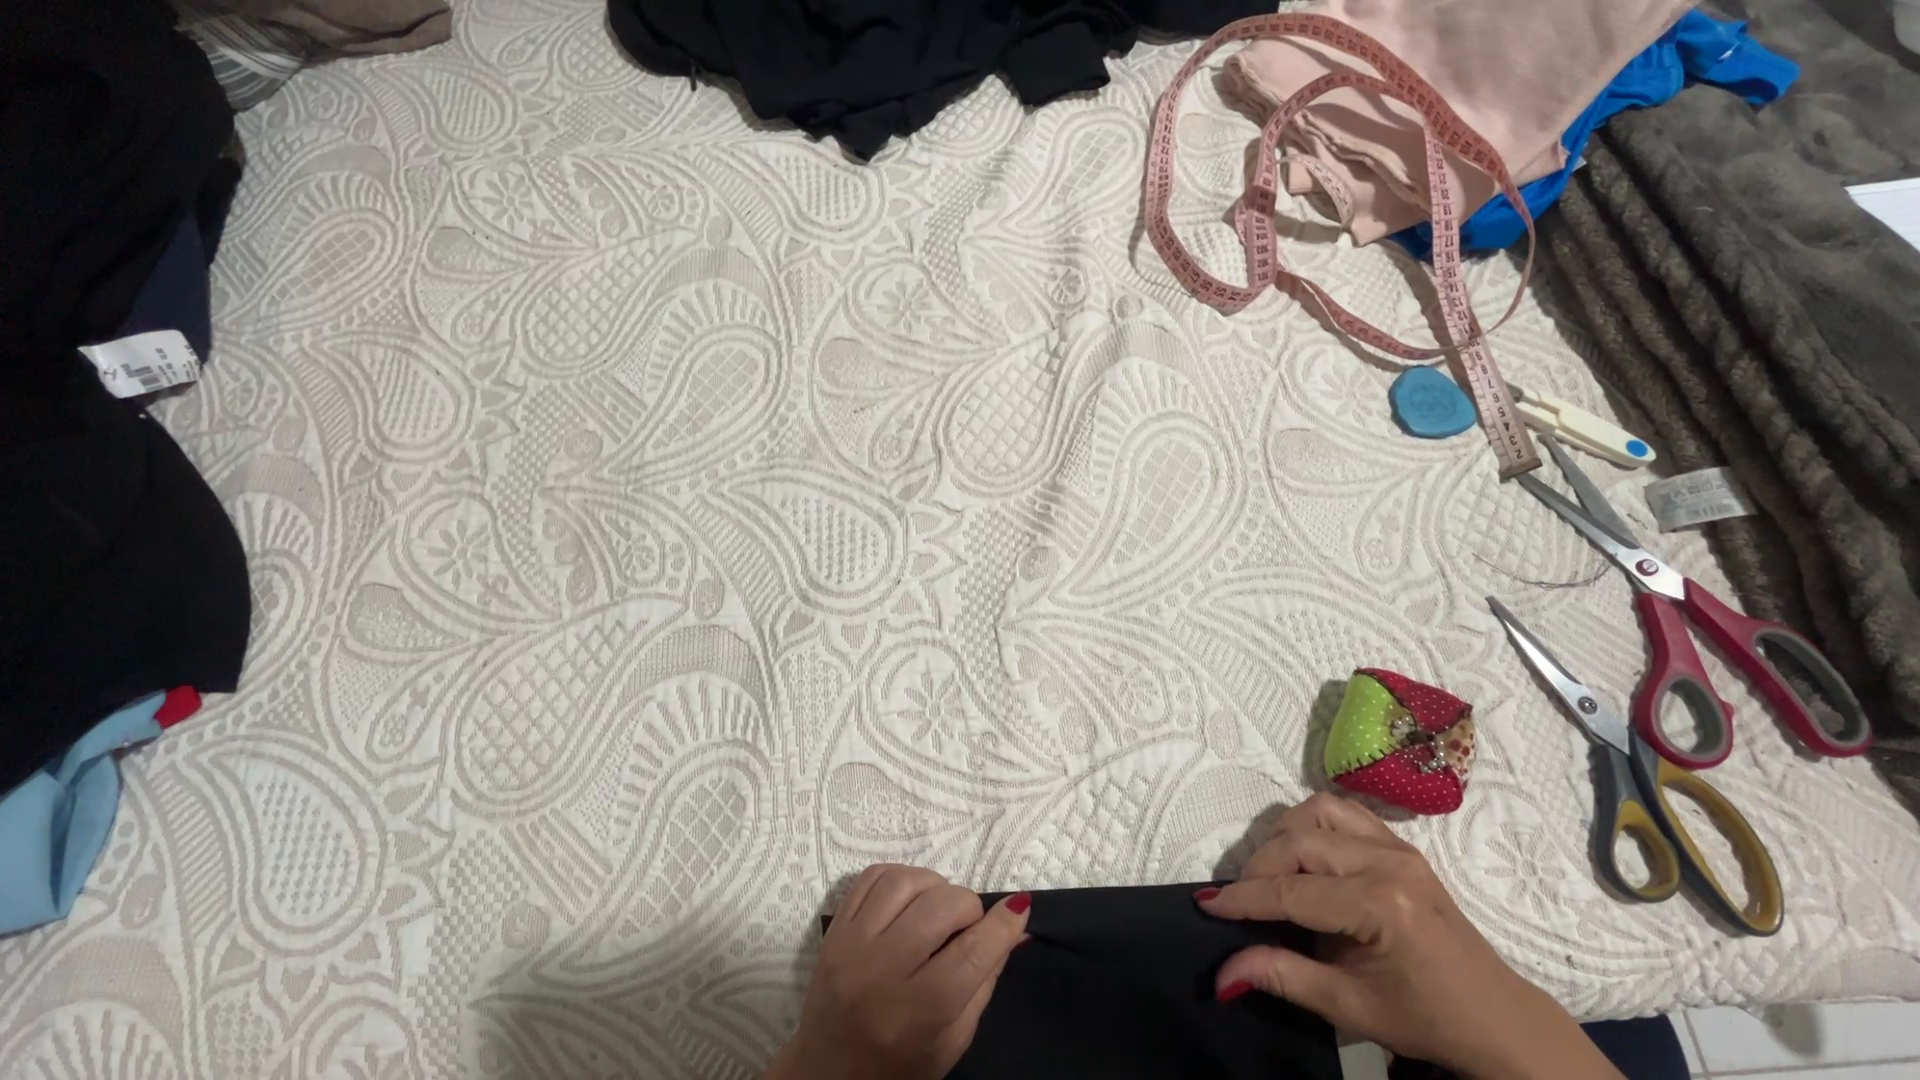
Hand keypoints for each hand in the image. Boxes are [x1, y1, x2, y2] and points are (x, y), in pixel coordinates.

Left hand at [767, 865, 1029, 1079]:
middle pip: (940, 907)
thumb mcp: (953, 1040)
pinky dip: (901, 875)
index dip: (1002, 924)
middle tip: (967, 925)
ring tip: (939, 908)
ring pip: (905, 881)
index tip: (1019, 906)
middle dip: (968, 906)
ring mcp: (851, 944)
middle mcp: (881, 971)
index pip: (971, 952)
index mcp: (917, 1012)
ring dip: (935, 885)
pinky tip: (911, 897)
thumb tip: (1016, 925)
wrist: (825, 1072)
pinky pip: (872, 876)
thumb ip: (985, 980)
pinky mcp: (835, 927)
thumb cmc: (899, 1065)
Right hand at [1197, 794, 1621, 1079]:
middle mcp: (1390, 862)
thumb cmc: (1424, 1018)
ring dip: (1285, 837)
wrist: (1496, 1018)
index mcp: (1382, 906)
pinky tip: (1306, 857)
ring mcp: (1399, 846)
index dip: (1242, 898)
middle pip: (1299, 841)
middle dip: (1259, 867)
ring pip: (1318, 812)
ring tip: (1272, 875)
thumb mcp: (1348, 1007)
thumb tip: (1222, 972)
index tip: (1207, 905)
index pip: (1292, 890)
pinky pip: (1344, 812)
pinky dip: (1313, 825)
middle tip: (1240, 901)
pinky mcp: (1402, 843)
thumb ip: (1281, 977)